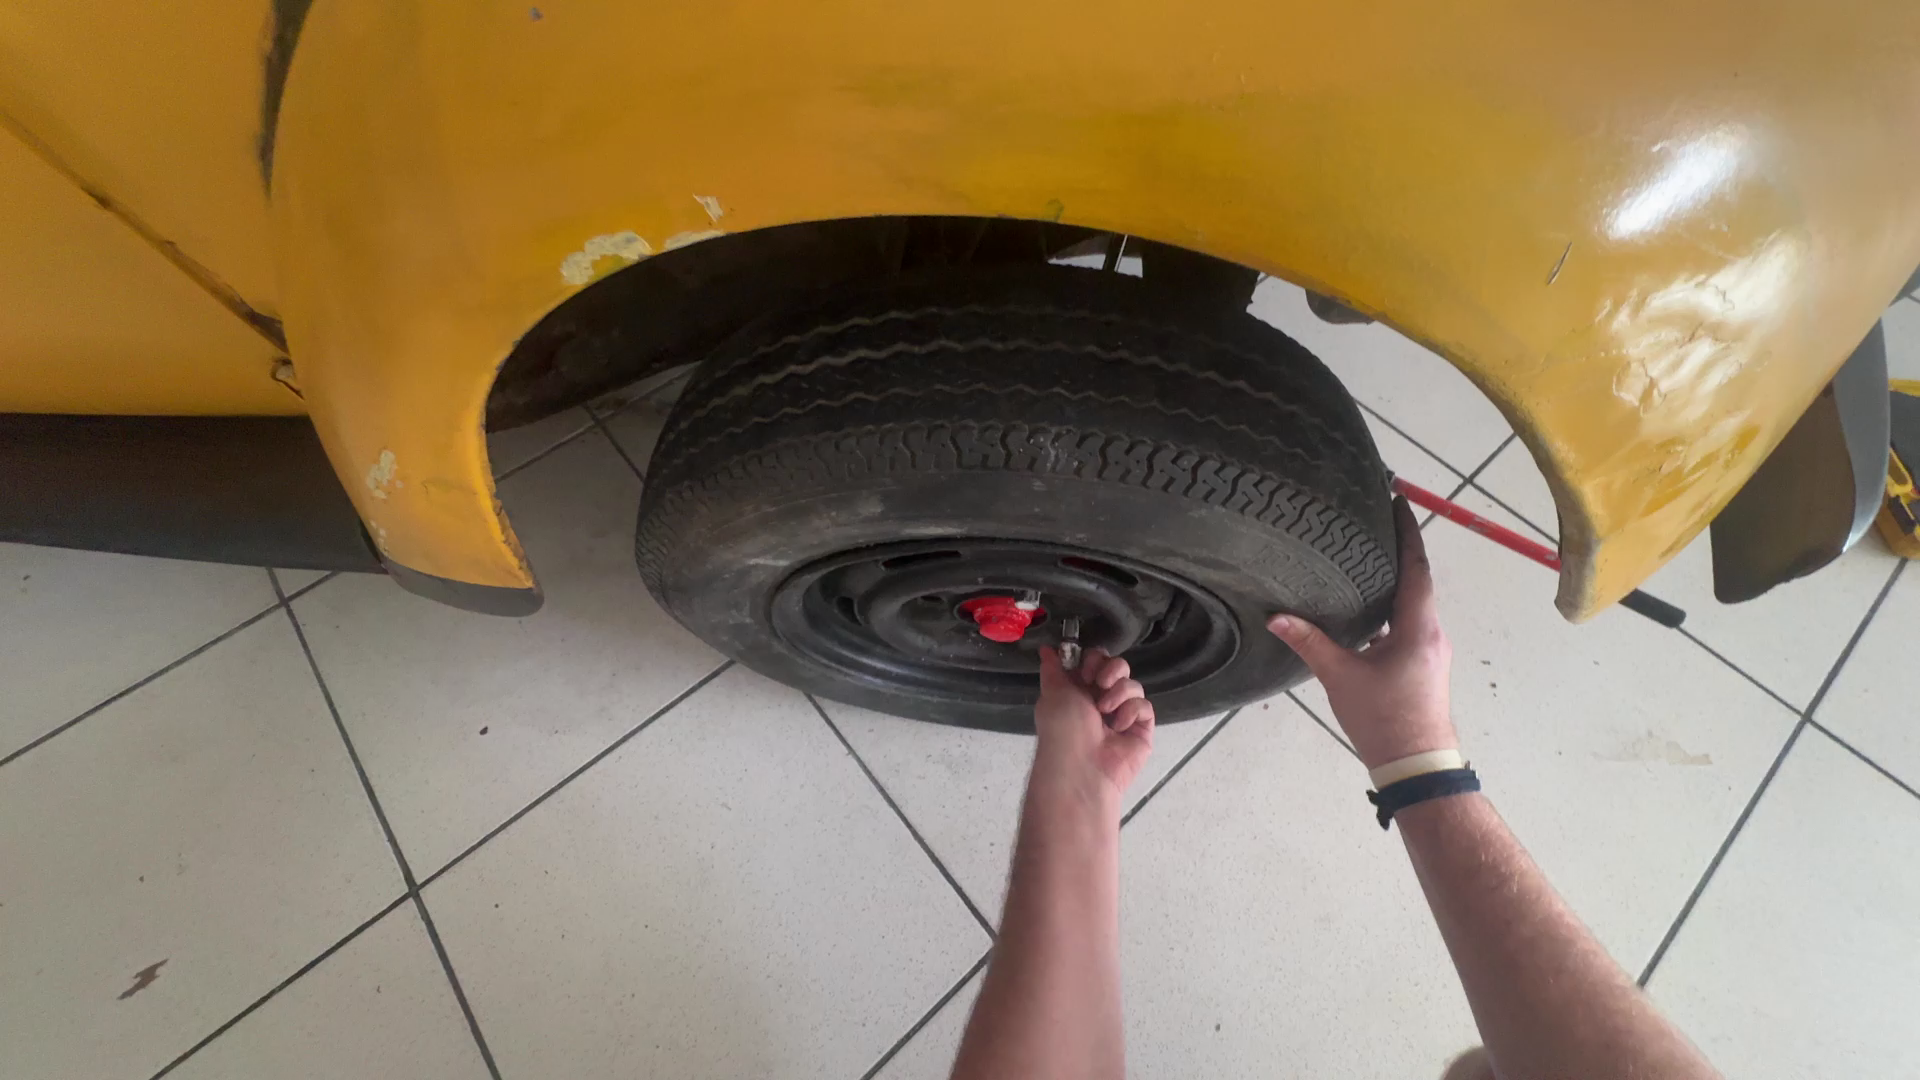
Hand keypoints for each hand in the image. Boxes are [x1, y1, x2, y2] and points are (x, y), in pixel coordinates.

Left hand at [1033, 646, 1155, 799]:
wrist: (1081, 767)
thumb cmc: (1062, 727)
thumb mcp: (1053, 691)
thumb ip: (1053, 667)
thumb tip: (1046, 649)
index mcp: (1079, 690)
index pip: (1097, 660)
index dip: (1094, 659)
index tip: (1086, 671)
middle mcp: (1101, 699)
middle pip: (1119, 667)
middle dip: (1111, 670)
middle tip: (1099, 684)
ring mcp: (1123, 714)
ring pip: (1133, 684)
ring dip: (1118, 692)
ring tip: (1105, 711)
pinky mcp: (1141, 730)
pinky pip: (1144, 706)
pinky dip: (1131, 712)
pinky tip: (1119, 727)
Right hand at [1266, 496, 1456, 770]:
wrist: (1417, 765)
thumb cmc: (1384, 716)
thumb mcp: (1340, 676)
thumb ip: (1310, 642)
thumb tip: (1275, 616)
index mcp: (1418, 627)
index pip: (1416, 568)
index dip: (1408, 534)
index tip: (1399, 502)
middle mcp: (1430, 633)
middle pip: (1416, 581)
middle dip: (1398, 551)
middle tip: (1371, 525)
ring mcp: (1428, 650)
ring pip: (1411, 604)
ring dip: (1393, 580)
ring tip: (1364, 559)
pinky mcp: (1421, 664)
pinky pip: (1406, 622)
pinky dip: (1390, 605)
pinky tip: (1365, 608)